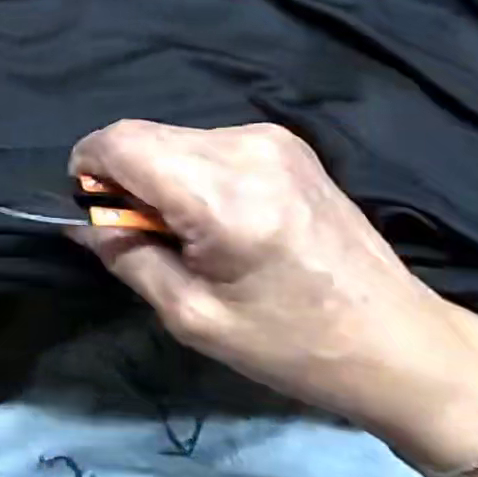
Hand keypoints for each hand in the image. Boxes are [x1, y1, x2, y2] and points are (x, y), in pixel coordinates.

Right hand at [69, 120, 477, 469]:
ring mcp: (271, 136)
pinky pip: (210, 141)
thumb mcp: (193, 316)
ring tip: (189, 231)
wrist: (395, 337)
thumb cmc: (290, 343)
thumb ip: (128, 256)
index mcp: (223, 194)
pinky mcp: (286, 139)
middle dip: (123, 174)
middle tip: (141, 231)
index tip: (93, 209)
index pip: (122, 141)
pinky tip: (220, 215)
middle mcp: (246, 146)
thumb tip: (81, 220)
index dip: (89, 166)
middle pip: (145, 133)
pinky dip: (192, 169)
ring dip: (160, 173)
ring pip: (176, 135)